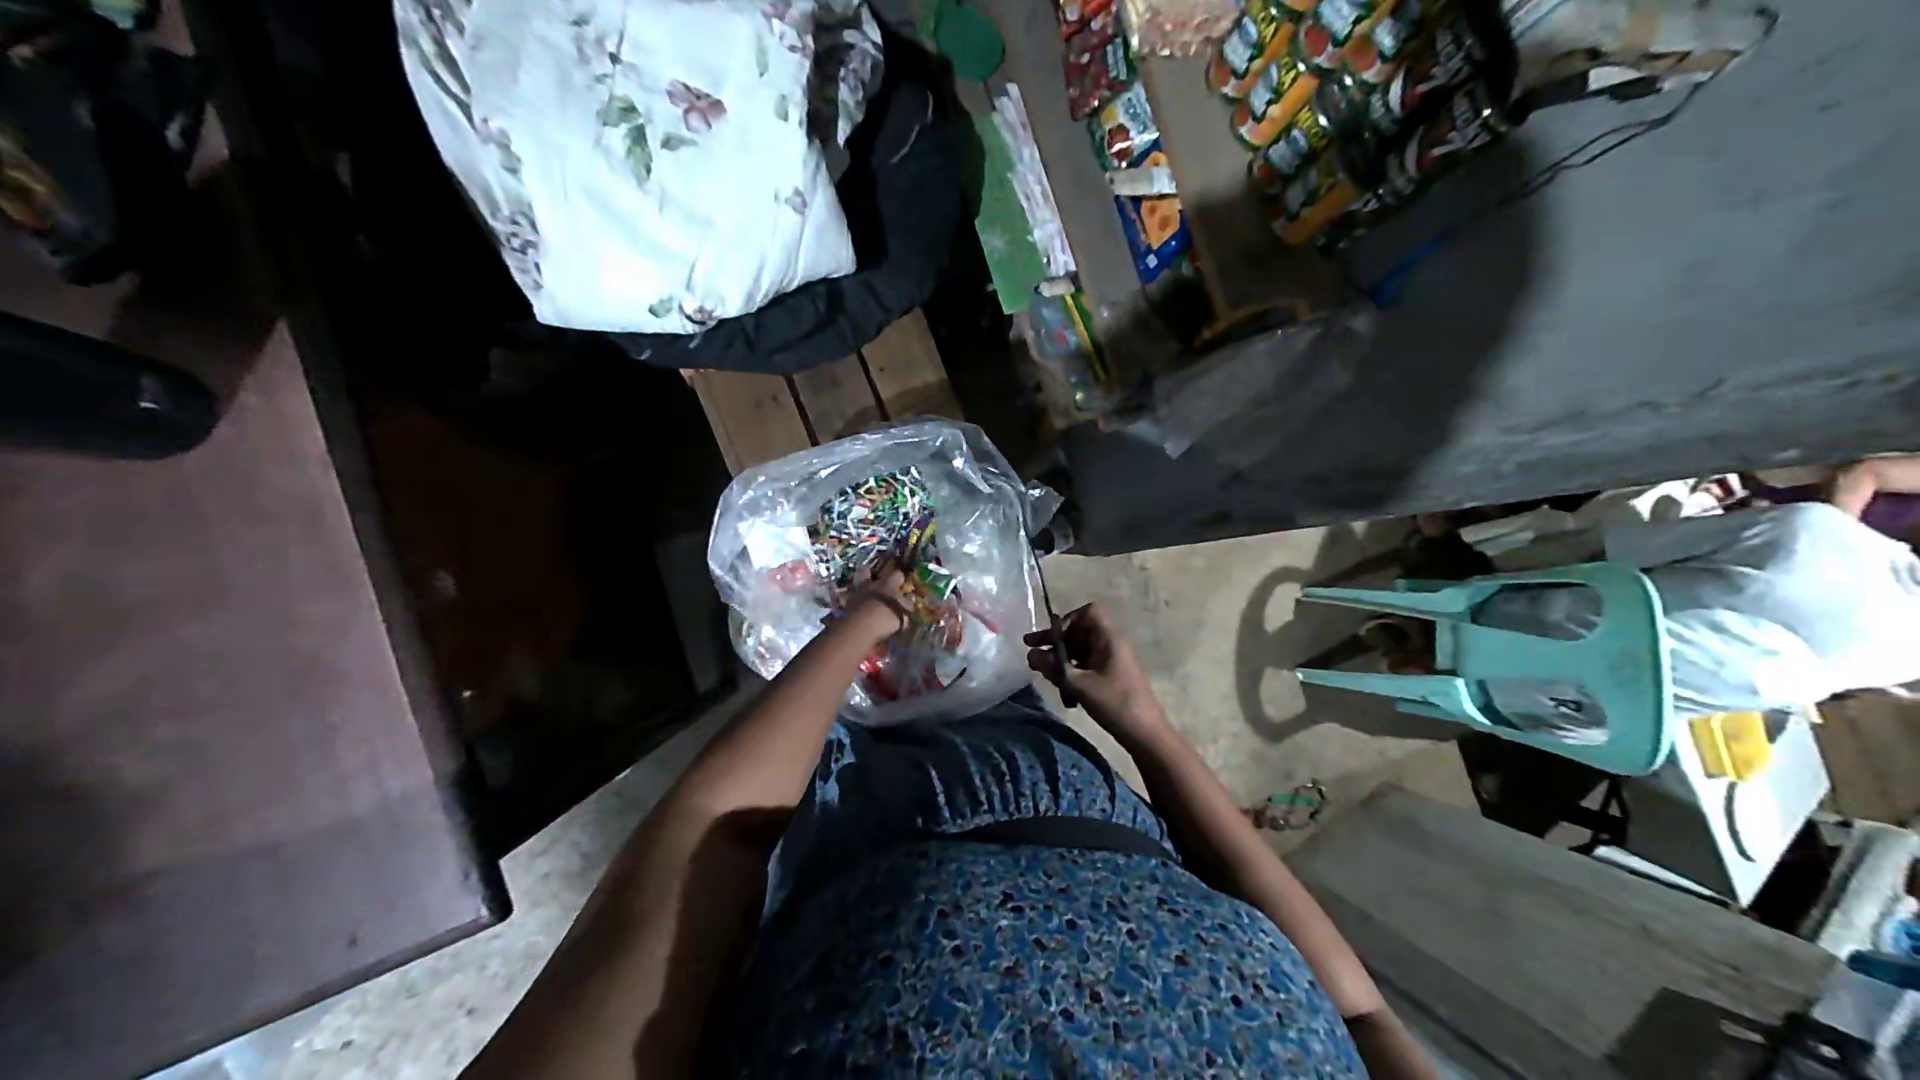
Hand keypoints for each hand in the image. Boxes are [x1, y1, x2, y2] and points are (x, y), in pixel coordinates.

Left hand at [844, 565, 910, 642]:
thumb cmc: (887, 616)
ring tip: (864, 592)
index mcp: (888, 584)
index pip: (897, 574)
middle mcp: (871, 584)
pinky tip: (856, 605)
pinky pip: (850, 597)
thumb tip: (909, 596)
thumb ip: (907, 603)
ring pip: (857, 583)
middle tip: (876, 580)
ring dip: (861, 585)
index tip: (902, 581)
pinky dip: (853, 599)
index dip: (900, 577)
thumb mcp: (904, 612)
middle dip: (871, 573)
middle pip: (868, 571)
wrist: (862, 626)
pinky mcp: (846, 603)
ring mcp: (857, 592)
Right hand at [1025, 604, 1167, 740]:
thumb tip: (1030, 654)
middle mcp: (1110, 644)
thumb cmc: (1115, 703)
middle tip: (1030, 650)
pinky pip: (1084, 665)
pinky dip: (1071, 673)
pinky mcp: (1108, 676)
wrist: (1144, 733)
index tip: (1052, 638)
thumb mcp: (1079, 684)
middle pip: (1079, 631)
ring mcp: (1109, 660)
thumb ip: (1052, 667)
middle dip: (1055, 641)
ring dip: (1060, 660)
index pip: (1088, 612)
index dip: (1067, 620)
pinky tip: (1062, 691)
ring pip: (1079, 650)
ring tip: (1041, 673)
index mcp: (1109, 638)